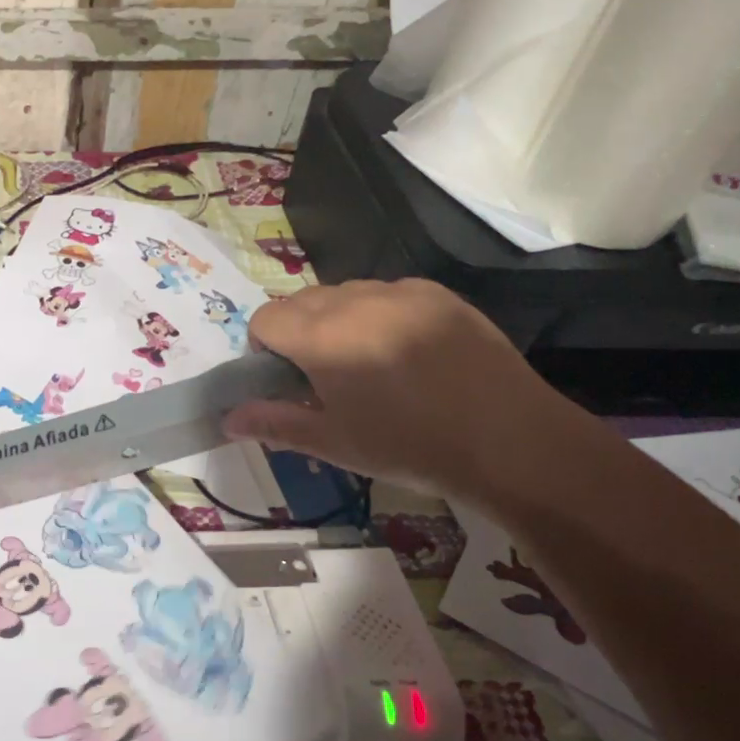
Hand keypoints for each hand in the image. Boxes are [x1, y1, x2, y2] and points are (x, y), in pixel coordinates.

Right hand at [223, 279, 583, 498]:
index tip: (289, 380)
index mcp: (321, 337)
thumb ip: (273, 422)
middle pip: (301, 301)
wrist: (512, 442)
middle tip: (326, 376)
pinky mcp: (438, 294)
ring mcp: (400, 293)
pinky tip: (407, 353)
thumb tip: (227, 418)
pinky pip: (388, 293)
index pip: (265, 319)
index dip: (265, 348)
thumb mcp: (333, 443)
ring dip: (338, 319)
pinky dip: (381, 314)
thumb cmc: (410, 447)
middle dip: (299, 331)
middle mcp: (354, 301)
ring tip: (369, 362)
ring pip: (344, 293)